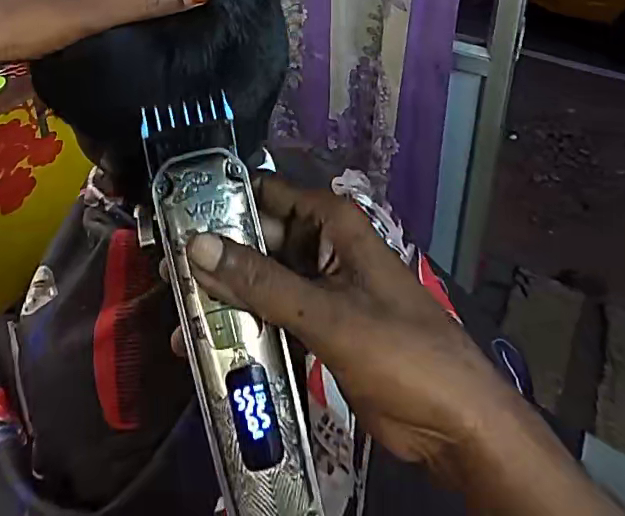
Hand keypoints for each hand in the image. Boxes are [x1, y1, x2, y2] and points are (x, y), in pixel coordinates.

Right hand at [184, 178, 491, 484]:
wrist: (459, 430)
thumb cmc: (403, 354)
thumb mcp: (328, 315)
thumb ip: (260, 282)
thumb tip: (196, 247)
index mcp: (330, 224)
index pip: (263, 194)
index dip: (219, 201)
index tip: (173, 219)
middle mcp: (320, 247)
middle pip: (254, 240)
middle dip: (212, 258)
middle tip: (165, 277)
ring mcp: (317, 288)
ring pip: (257, 282)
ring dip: (222, 299)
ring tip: (179, 323)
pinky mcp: (315, 326)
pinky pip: (269, 316)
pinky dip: (242, 329)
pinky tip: (208, 350)